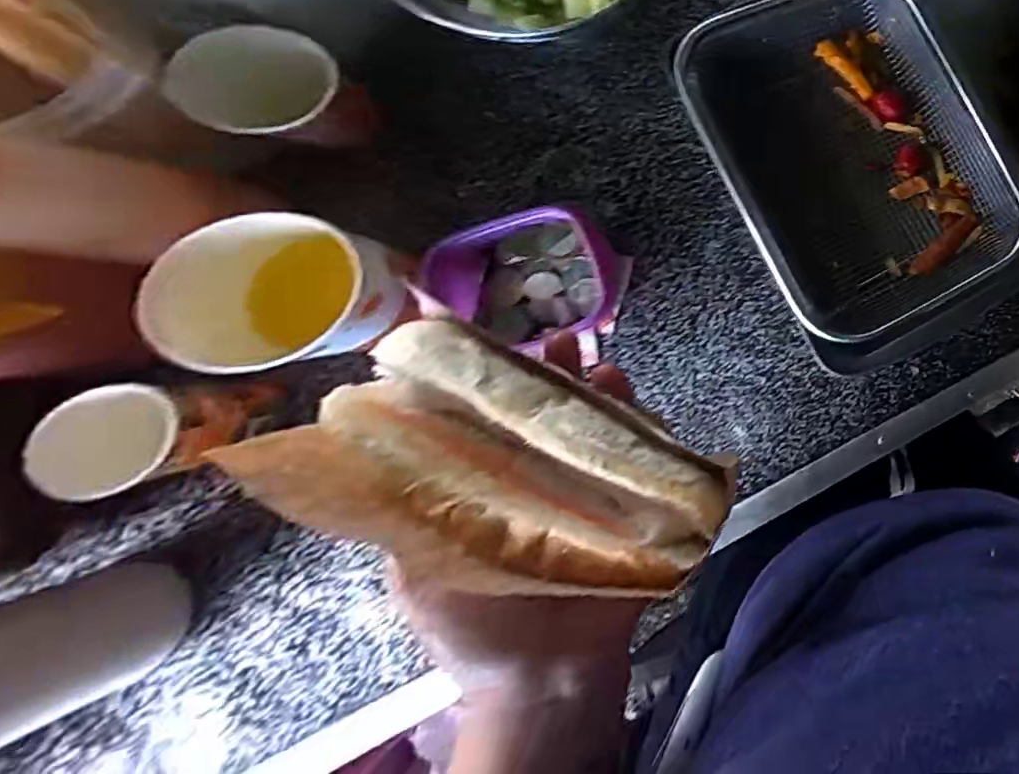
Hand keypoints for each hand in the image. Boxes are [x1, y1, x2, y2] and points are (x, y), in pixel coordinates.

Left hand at [386, 332, 644, 771]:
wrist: (548, 677)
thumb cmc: (476, 626)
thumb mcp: (421, 566)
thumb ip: (408, 507)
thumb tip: (381, 444)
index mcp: (493, 480)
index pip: (495, 416)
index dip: (495, 379)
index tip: (495, 348)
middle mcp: (543, 472)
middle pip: (549, 410)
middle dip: (553, 371)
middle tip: (558, 342)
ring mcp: (590, 483)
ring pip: (595, 421)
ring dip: (596, 386)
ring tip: (594, 361)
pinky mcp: (631, 498)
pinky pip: (637, 450)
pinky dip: (636, 418)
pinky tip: (626, 394)